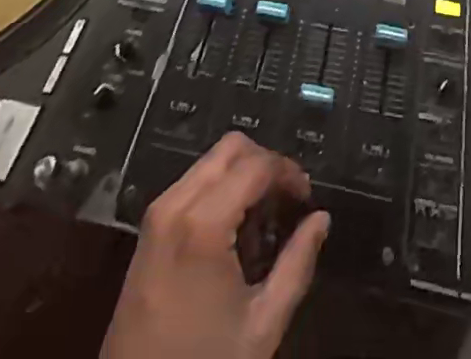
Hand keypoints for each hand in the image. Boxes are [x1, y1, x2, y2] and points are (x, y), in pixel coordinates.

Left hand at [101, 133, 329, 358]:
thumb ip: (297, 264)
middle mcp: (175, 201)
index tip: (309, 196)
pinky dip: (220, 187)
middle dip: (265, 163)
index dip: (288, 171)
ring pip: (209, 160)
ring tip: (267, 219)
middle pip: (229, 147)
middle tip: (290, 200)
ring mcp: (157, 209)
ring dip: (242, 174)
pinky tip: (237, 228)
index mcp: (203, 222)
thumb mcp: (263, 323)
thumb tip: (321, 219)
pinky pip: (191, 181)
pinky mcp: (150, 222)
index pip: (254, 164)